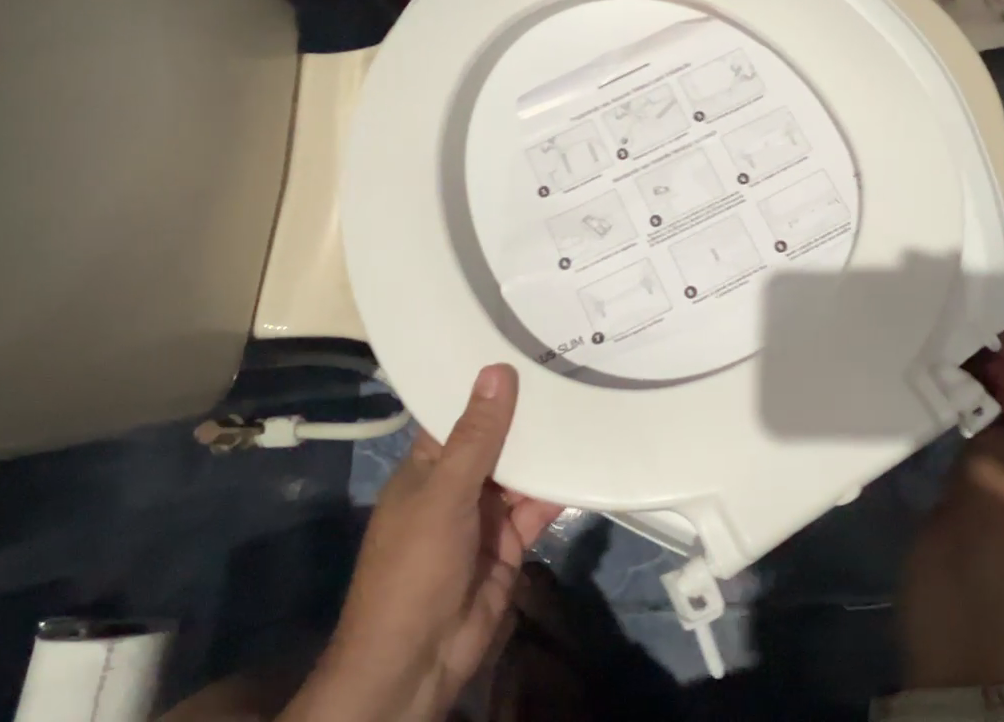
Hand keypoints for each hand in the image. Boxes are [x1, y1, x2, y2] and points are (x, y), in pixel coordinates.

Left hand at [279, 364, 562, 721]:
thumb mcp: (444, 494)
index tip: (525, 345)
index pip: (460, 412)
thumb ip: (477, 436)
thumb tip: (496, 370)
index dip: (488, 383)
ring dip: (549, 450)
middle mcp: (458, 484)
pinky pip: (538, 507)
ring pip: (523, 473)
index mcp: (428, 465)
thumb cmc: (414, 566)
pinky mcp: (510, 542)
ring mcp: (485, 514)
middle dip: (529, 414)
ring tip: (589, 405)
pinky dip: (559, 491)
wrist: (417, 659)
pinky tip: (588, 463)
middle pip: (499, 440)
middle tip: (573, 366)